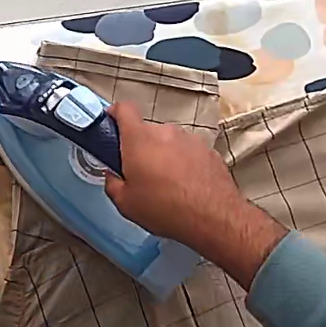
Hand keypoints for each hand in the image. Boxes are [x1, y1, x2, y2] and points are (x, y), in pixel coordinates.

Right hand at [103, 102, 286, 287]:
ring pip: (168, 142)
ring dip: (163, 156)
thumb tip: (113, 177)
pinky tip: (184, 186)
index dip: (115, 114)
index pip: (124, 109)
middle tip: (138, 173)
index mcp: (139, 140)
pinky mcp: (207, 150)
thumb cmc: (167, 208)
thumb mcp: (126, 204)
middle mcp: (165, 132)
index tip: (112, 124)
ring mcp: (189, 139)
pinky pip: (188, 152)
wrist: (213, 217)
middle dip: (140, 148)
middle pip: (146, 131)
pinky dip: (183, 163)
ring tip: (165, 184)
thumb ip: (113, 184)